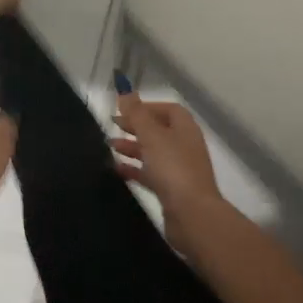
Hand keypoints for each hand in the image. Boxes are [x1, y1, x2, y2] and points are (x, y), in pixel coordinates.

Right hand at [111, 94, 222, 242]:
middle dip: (136, 126)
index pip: (168, 109)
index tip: (125, 111)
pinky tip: (116, 169)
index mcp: (185, 129)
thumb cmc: (173, 168)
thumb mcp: (151, 135)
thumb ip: (136, 112)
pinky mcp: (172, 191)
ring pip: (153, 153)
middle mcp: (185, 146)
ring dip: (132, 147)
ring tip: (109, 146)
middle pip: (159, 130)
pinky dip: (134, 169)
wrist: (193, 215)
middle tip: (113, 126)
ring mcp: (180, 170)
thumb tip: (124, 87)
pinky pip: (151, 174)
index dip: (147, 107)